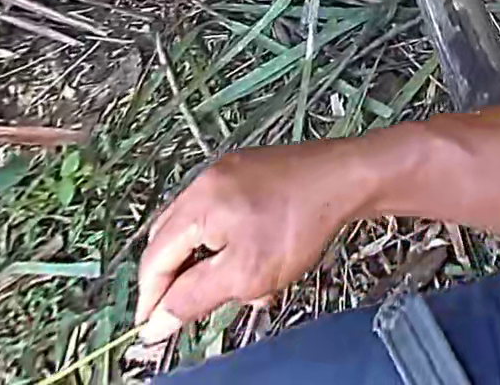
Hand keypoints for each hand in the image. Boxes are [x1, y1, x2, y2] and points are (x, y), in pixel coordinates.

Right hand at [134, 139, 369, 344]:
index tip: (155, 331)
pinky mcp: (255, 168)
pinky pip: (227, 210)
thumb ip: (194, 299)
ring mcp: (234, 168)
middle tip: (198, 309)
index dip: (152, 299)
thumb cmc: (299, 223)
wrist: (348, 176)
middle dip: (183, 278)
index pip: (155, 258)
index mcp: (199, 200)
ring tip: (247, 287)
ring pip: (203, 227)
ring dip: (214, 262)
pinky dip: (233, 240)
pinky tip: (261, 260)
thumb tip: (155, 323)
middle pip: (173, 238)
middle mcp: (210, 177)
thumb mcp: (244, 274)